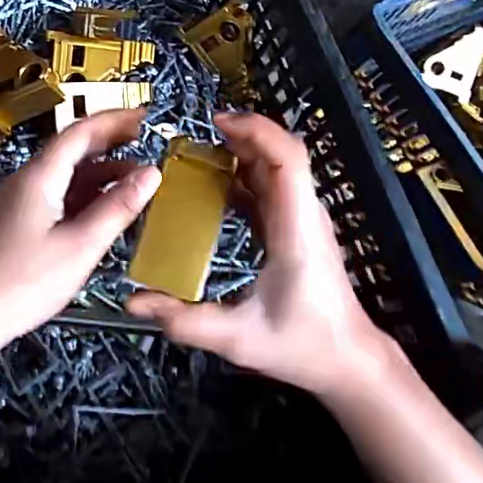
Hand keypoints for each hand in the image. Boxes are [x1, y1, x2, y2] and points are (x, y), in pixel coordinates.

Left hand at [0, 109, 160, 352]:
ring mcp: (22, 202)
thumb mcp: (80, 246)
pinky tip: (106, 208)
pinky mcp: (20, 222)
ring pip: (67, 174)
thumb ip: (117, 208)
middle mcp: (28, 182)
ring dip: (102, 171)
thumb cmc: (20, 283)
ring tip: (136, 179)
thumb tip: (150, 175)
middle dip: (110, 141)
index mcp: (40, 178)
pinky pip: (60, 195)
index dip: (114, 120)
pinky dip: (87, 193)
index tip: (142, 115)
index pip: (80, 132)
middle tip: (143, 139)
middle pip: (73, 148)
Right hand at [127, 111, 395, 398]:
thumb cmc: (303, 345)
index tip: (218, 122)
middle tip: (196, 136)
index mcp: (296, 228)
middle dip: (241, 134)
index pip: (287, 159)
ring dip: (241, 152)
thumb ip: (185, 321)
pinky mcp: (297, 226)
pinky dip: (244, 176)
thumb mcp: (238, 338)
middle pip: (280, 153)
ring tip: (199, 155)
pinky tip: (214, 186)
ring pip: (277, 166)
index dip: (257, 130)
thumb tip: (134, 301)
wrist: (348, 360)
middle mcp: (303, 213)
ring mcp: (303, 218)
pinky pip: (271, 187)